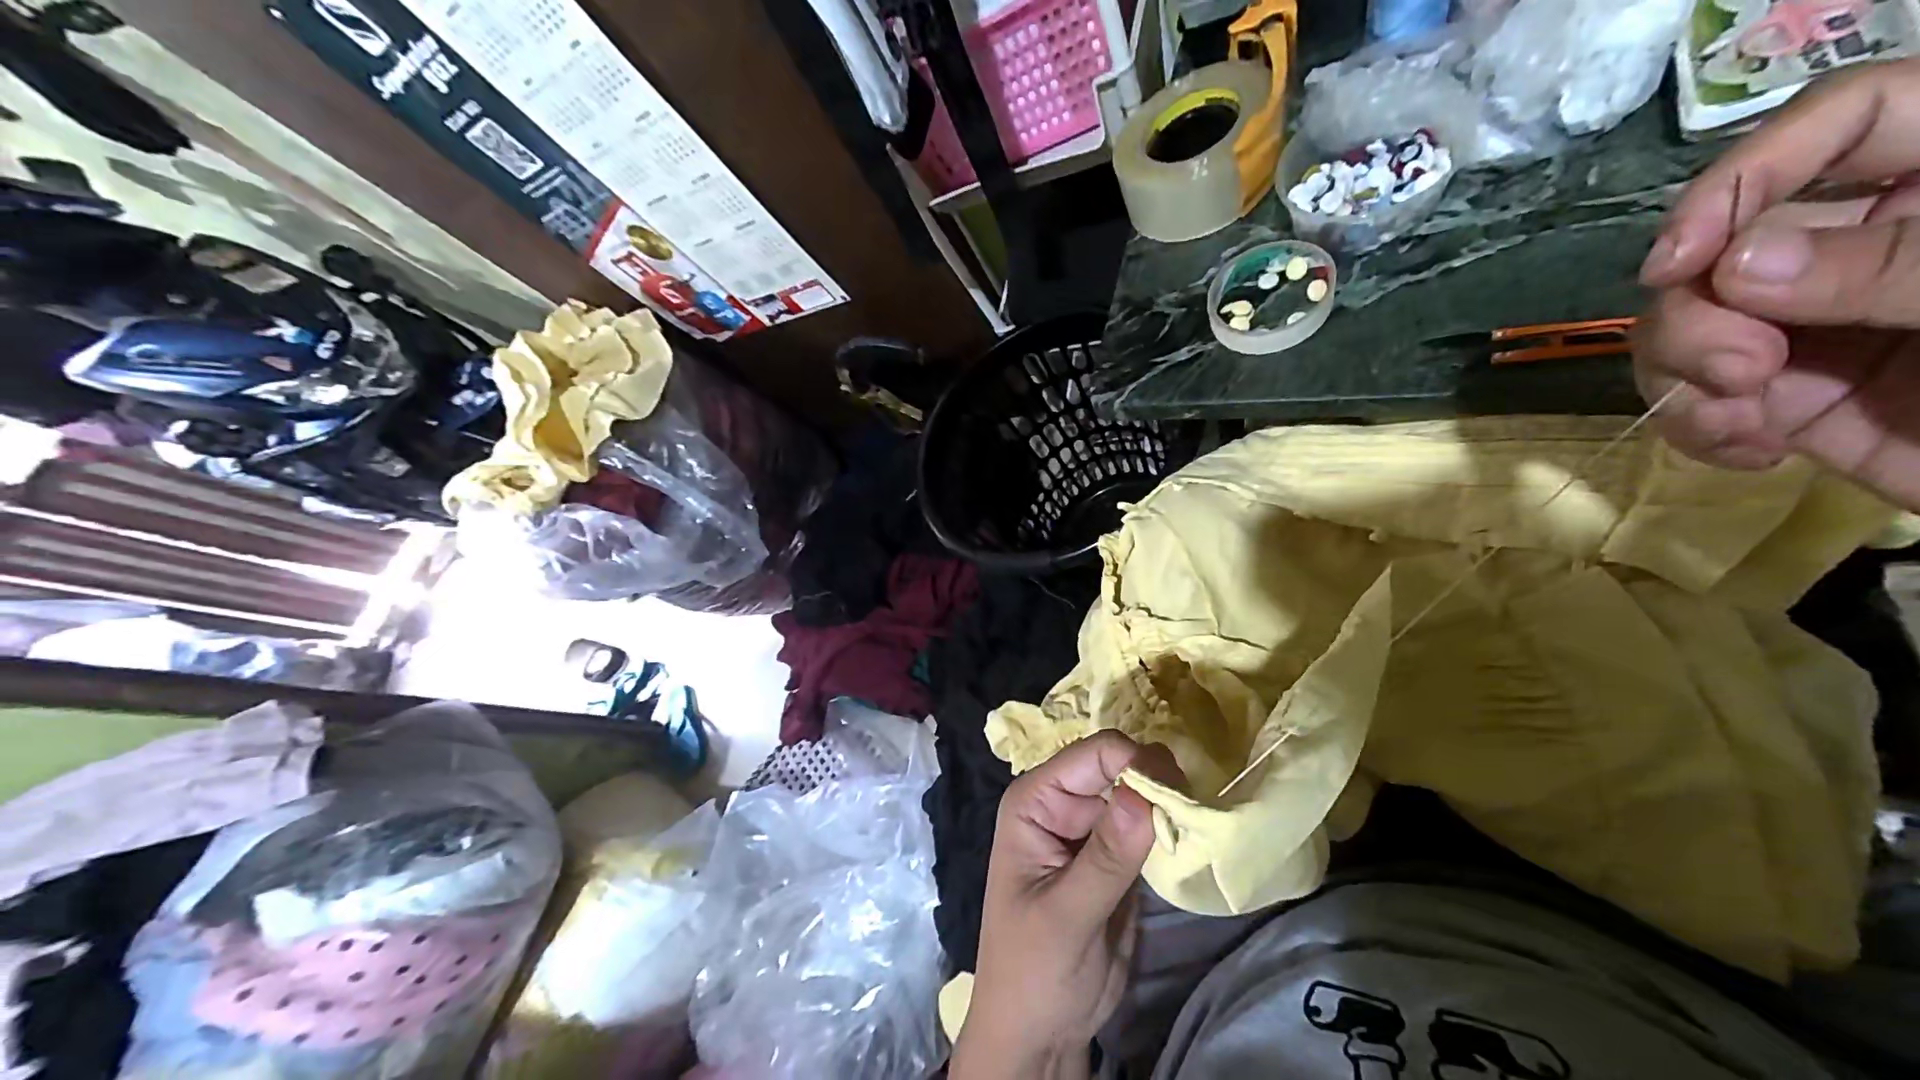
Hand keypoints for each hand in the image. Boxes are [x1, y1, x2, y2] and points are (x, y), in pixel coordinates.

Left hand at [950, 732, 1167, 1079]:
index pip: (1094, 756)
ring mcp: (1091, 827)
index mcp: (1035, 801)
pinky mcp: (1116, 855)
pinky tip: (1193, 841)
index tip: (1179, 797)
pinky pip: (1150, 826)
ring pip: (1141, 793)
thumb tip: (1142, 793)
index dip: (1138, 764)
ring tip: (1201, 828)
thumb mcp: (1066, 918)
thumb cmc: (1032, 971)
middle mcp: (1062, 802)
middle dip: (1161, 783)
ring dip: (1172, 806)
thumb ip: (1105, 858)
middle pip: (1122, 766)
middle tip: (1198, 816)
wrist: (1038, 1028)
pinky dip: (1173, 830)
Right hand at [1634, 59, 1919, 511]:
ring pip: (1683, 327)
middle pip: (1721, 249)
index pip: (1842, 122)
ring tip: (1736, 420)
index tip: (1678, 260)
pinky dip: (1697, 424)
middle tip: (1733, 371)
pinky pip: (1695, 398)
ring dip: (1682, 375)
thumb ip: (1899, 265)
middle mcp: (1869, 244)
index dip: (1744, 177)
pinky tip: (1750, 450)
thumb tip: (1731, 267)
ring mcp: (1815, 327)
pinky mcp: (1786, 397)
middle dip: (1696, 316)